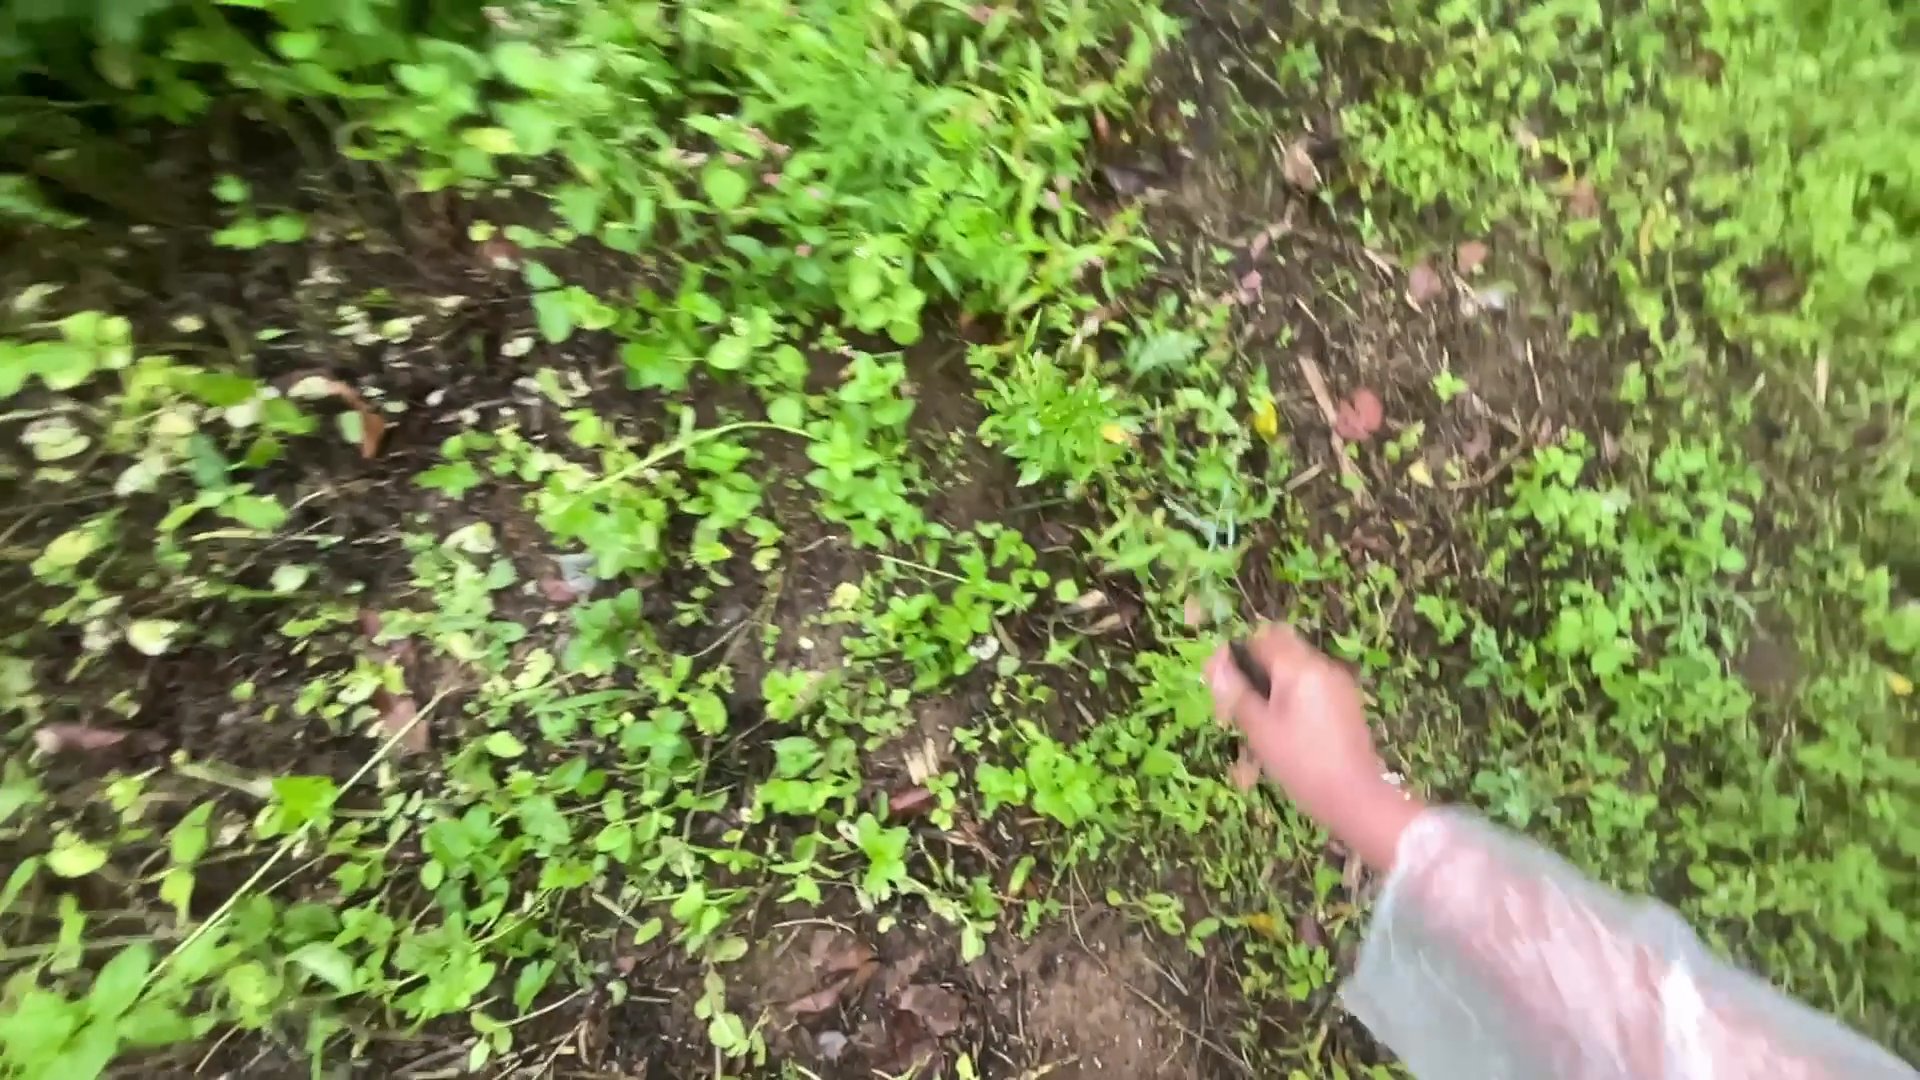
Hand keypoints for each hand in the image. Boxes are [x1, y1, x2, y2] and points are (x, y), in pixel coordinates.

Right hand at [1206, 624, 1421, 867]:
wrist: (1356, 799)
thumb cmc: (1301, 763)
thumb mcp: (1258, 727)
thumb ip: (1234, 689)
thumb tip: (1214, 661)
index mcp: (1300, 668)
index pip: (1260, 638)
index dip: (1236, 655)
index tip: (1223, 683)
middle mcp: (1322, 666)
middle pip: (1278, 649)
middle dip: (1254, 669)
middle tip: (1238, 702)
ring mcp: (1338, 683)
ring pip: (1294, 667)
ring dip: (1272, 683)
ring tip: (1258, 719)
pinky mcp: (1345, 701)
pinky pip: (1310, 684)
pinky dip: (1291, 694)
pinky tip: (1284, 727)